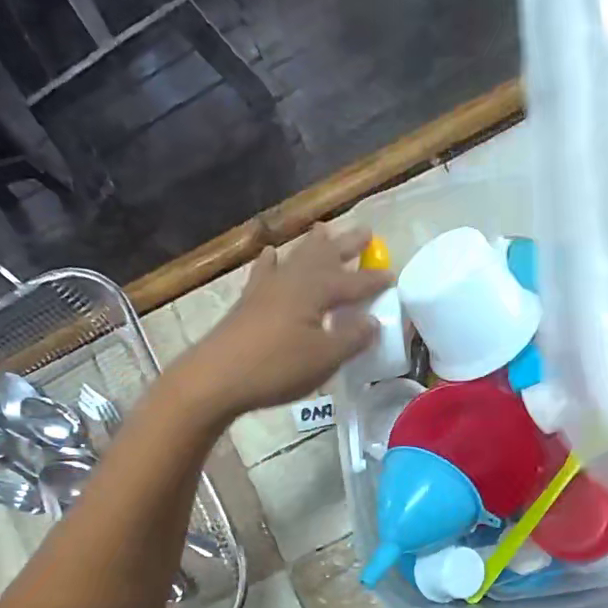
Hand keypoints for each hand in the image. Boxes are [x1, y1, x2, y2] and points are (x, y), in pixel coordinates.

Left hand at [169, 224, 391, 421]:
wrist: (215, 377)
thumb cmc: (275, 368)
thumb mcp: (323, 359)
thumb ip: (351, 339)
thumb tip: (372, 322)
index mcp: (316, 290)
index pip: (354, 281)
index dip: (374, 280)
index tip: (392, 276)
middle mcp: (293, 280)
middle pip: (324, 256)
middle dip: (346, 246)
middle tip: (365, 232)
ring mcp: (266, 288)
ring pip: (295, 257)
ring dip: (312, 245)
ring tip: (323, 230)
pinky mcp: (247, 302)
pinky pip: (264, 272)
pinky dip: (271, 261)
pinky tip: (270, 254)